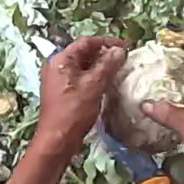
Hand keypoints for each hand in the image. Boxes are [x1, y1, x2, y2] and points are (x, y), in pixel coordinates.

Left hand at [34, 36, 126, 155]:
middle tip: (124, 59)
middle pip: (84, 53)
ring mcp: (59, 80)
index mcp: (61, 60)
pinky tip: (107, 83)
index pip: (86, 42)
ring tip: (119, 70)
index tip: (125, 47)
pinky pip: (81, 78)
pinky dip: (95, 77)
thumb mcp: (93, 85)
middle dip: (104, 54)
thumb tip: (119, 51)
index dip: (107, 42)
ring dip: (101, 66)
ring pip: (83, 66)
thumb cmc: (73, 111)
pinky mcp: (63, 93)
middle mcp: (57, 67)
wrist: (57, 140)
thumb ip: (107, 65)